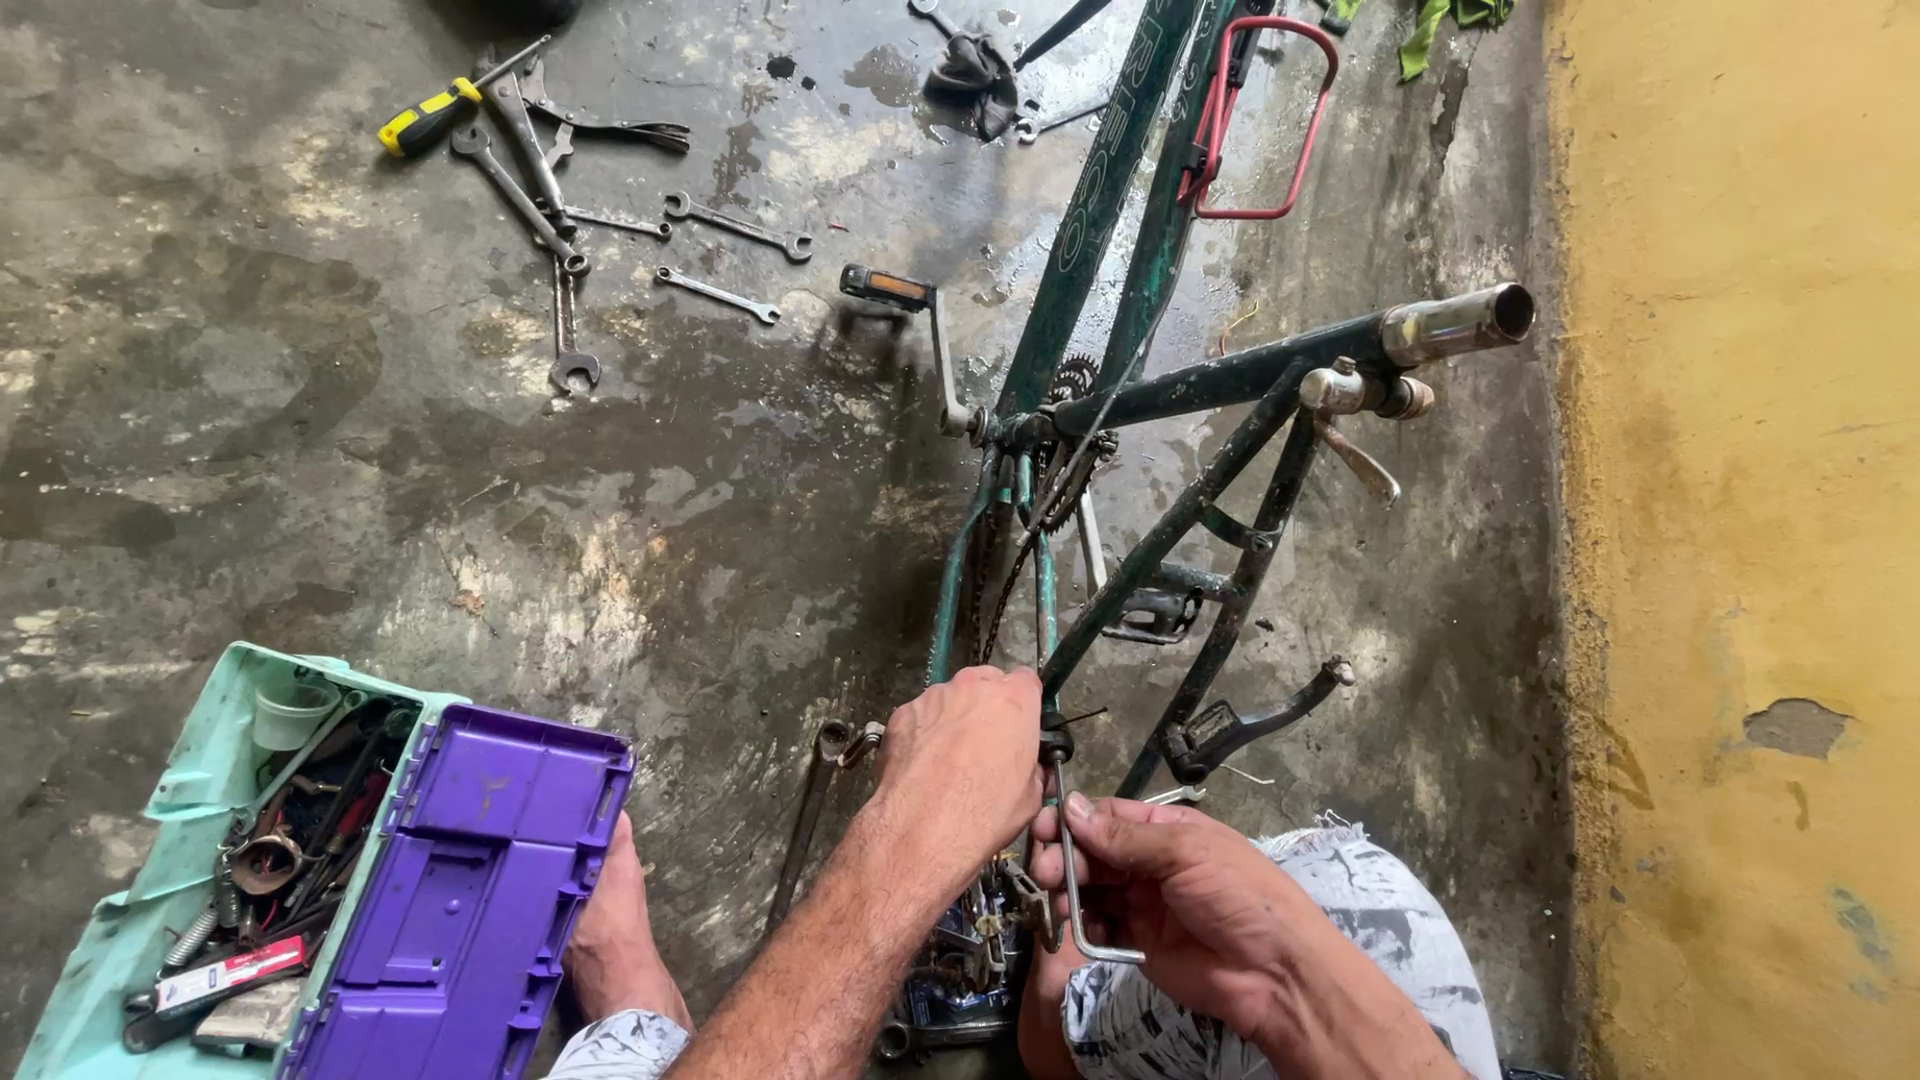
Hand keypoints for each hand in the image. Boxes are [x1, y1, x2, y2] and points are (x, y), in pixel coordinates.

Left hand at [865, 666, 1043, 882]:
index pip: (1026, 681)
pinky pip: (921, 716)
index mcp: (1014, 700)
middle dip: (987, 707)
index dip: (1024, 703)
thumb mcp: (1031, 796)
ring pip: (951, 698)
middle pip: (986, 683)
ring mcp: (934, 696)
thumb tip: (1031, 768)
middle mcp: (973, 686)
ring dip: (954, 719)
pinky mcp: (903, 712)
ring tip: (948, 759)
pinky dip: (923, 732)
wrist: (921, 828)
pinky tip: (923, 764)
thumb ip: (1033, 766)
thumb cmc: (982, 811)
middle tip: (985, 745)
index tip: (1019, 724)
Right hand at [1031, 794, 1323, 1043]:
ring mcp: (1145, 904)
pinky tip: (1077, 923)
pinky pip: (1102, 928)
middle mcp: (1152, 863)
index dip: (1075, 820)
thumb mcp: (1185, 852)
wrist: (1276, 976)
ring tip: (1056, 896)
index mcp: (1167, 830)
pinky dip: (1084, 924)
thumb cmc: (1237, 895)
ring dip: (1069, 889)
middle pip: (1096, 852)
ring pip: (1093, 888)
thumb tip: (1073, 807)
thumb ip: (1125, 836)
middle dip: (1066, 856)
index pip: (1110, 816)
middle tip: (1044, 869)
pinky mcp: (1140, 943)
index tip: (1045, 827)